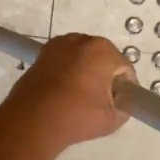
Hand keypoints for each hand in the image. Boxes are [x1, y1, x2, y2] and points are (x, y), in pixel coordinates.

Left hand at [0, 34, 135, 147]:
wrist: (32, 119)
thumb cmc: (77, 115)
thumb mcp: (113, 117)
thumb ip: (126, 104)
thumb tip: (121, 96)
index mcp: (102, 50)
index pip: (124, 69)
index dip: (124, 89)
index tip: (115, 105)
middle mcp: (80, 40)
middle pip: (102, 59)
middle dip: (103, 78)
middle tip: (97, 103)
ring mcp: (57, 45)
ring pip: (82, 59)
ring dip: (84, 73)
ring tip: (78, 99)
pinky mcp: (41, 54)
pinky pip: (63, 62)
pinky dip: (66, 72)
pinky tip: (62, 92)